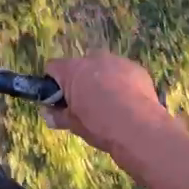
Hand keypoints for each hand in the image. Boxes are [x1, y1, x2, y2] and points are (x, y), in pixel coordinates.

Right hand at [44, 51, 188, 159]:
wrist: (140, 129)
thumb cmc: (101, 126)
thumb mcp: (75, 125)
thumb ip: (59, 116)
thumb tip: (47, 114)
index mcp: (72, 70)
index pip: (52, 68)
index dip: (53, 84)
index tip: (60, 101)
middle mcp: (92, 58)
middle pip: (79, 67)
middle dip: (80, 82)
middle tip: (87, 106)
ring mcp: (115, 61)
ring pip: (102, 68)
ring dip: (102, 81)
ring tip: (111, 106)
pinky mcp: (135, 68)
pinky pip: (123, 73)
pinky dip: (122, 84)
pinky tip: (129, 103)